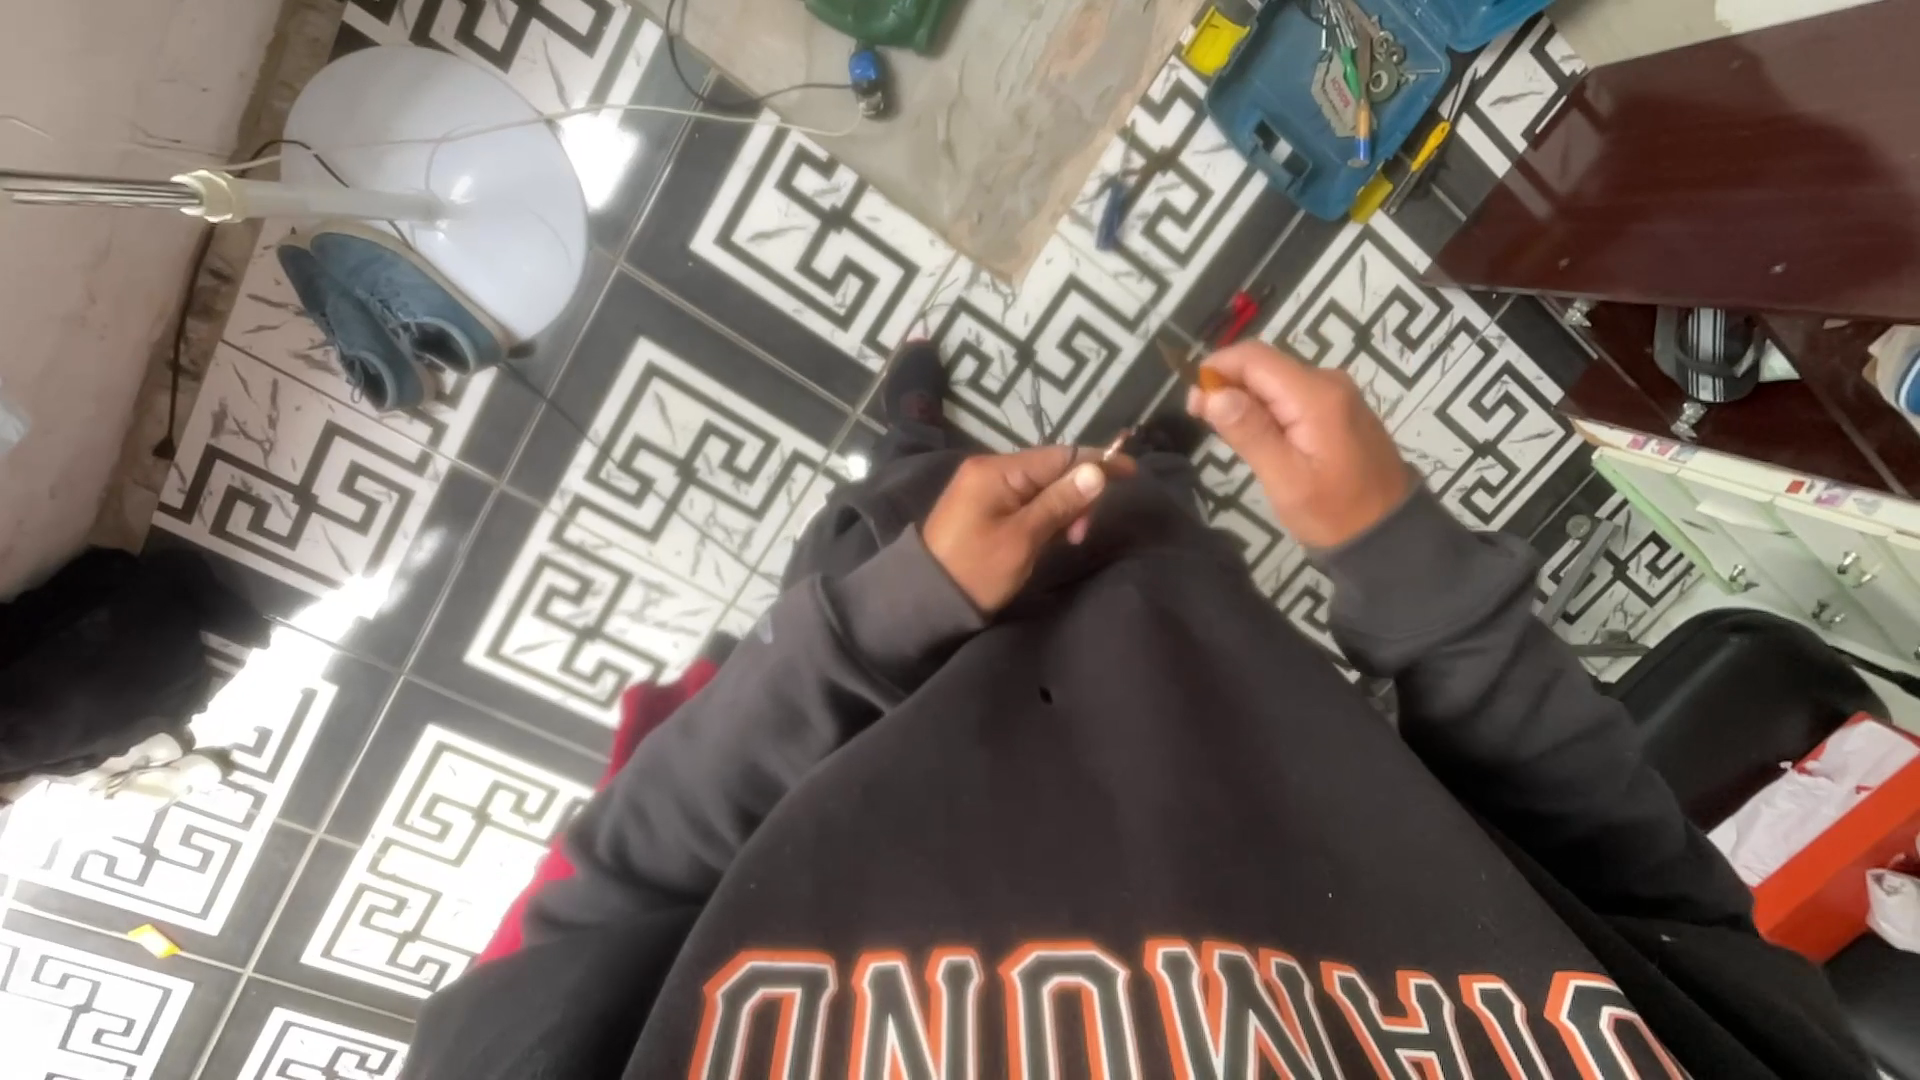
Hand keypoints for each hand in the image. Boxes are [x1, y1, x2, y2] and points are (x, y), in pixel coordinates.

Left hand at [922, 446, 1127, 613]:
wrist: (924, 600)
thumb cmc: (975, 570)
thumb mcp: (1022, 539)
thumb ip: (1059, 503)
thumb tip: (1096, 471)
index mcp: (997, 470)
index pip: (1059, 455)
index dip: (1097, 463)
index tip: (1132, 474)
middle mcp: (989, 469)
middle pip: (1051, 469)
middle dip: (1076, 495)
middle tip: (1079, 535)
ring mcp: (983, 487)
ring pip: (1040, 487)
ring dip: (1061, 508)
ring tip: (1065, 541)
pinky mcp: (981, 507)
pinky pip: (1023, 500)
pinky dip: (1042, 515)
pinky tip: (1048, 537)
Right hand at [1187, 341, 1411, 548]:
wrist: (1389, 533)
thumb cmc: (1333, 513)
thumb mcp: (1286, 479)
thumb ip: (1250, 432)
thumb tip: (1214, 394)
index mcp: (1316, 396)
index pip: (1254, 358)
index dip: (1215, 369)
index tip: (1193, 403)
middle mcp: (1327, 382)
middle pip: (1263, 364)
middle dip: (1225, 383)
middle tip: (1200, 420)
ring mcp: (1335, 394)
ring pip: (1274, 378)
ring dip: (1242, 396)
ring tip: (1224, 433)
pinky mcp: (1335, 409)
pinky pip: (1289, 393)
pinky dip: (1263, 406)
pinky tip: (1253, 434)